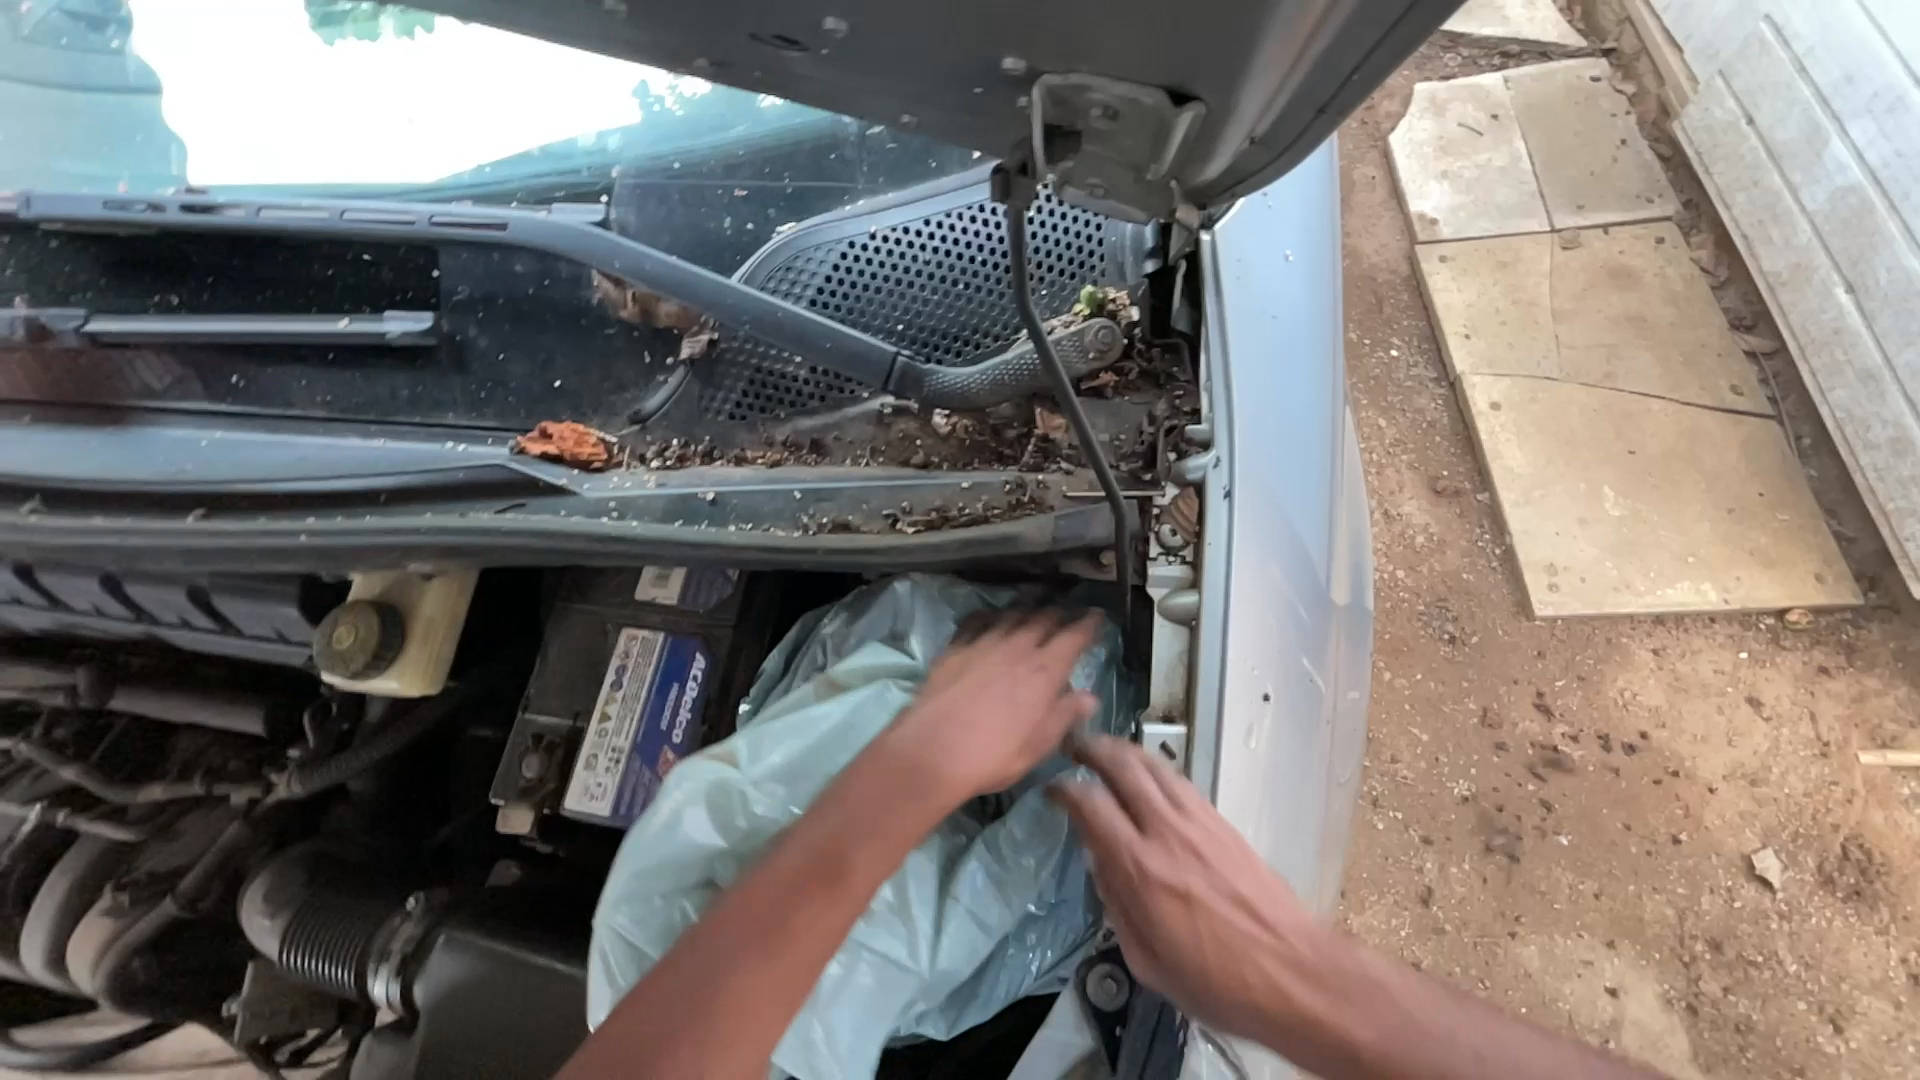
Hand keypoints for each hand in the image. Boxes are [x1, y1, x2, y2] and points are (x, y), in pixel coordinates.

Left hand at [880, 609, 1102, 800]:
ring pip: (1010, 614)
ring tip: (1033, 611)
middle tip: (1067, 616)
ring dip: (1026, 610)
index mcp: (1044, 671)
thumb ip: (1064, 716)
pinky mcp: (955, 648)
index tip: (1097, 616)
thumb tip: (1089, 697)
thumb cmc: (993, 755)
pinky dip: (990, 616)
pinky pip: (976, 621)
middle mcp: (1016, 648)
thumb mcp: (1038, 745)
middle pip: (1042, 619)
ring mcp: (983, 643)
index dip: (1088, 624)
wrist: (932, 751)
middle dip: (1059, 614)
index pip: (1073, 636)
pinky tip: (989, 619)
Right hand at [1050, 735, 1330, 1043]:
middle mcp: (1165, 830)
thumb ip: (1116, 906)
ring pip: (1152, 763)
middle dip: (1091, 748)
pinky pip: (1178, 780)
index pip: (1090, 803)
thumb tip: (1102, 867)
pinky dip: (1153, 767)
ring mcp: (1197, 820)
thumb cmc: (1215, 981)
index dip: (1064, 788)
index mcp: (1140, 867)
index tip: (1052, 789)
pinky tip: (1146, 774)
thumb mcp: (1146, 961)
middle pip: (1121, 765)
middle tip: (1072, 747)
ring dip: (1122, 749)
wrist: (1293, 973)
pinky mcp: (1221, 821)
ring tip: (1104, 750)